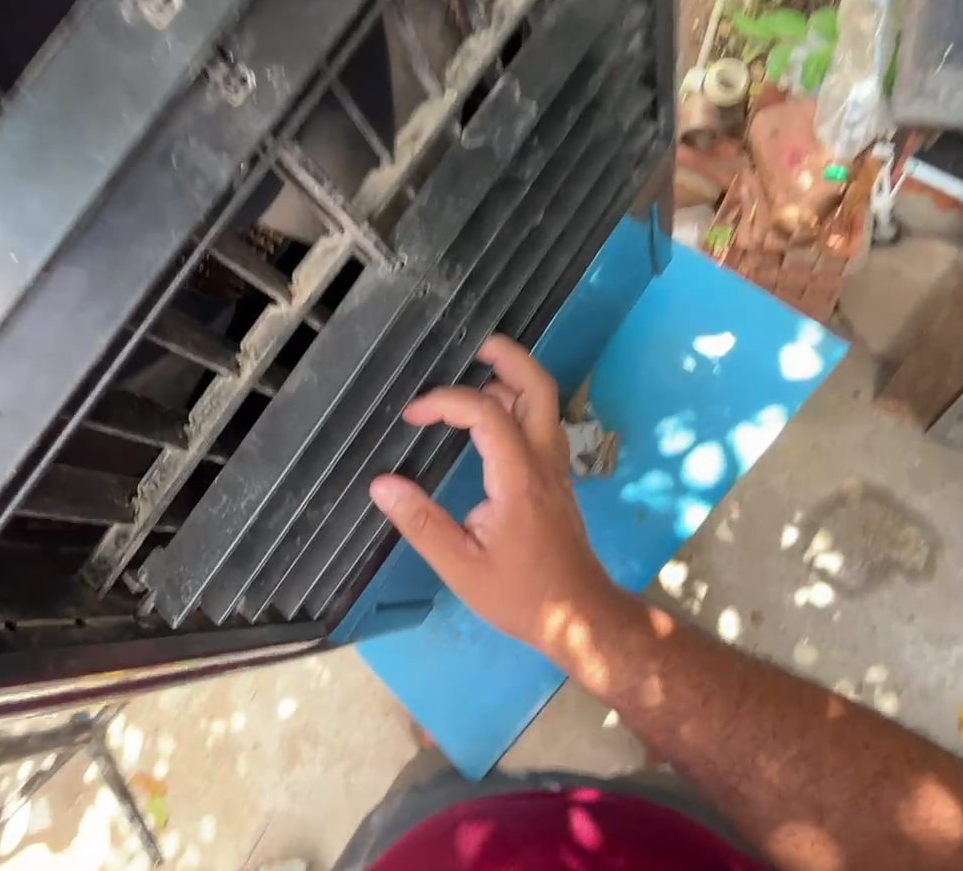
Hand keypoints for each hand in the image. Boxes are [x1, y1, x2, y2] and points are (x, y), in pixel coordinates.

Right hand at [369, 334, 625, 653]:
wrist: (581, 616)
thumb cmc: (521, 594)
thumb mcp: (461, 567)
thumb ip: (421, 522)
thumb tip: (381, 483)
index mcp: (518, 477)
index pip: (487, 412)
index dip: (445, 402)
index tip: (413, 416)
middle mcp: (544, 460)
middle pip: (539, 387)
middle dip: (508, 357)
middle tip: (475, 346)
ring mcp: (556, 466)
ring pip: (545, 402)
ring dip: (513, 379)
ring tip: (474, 378)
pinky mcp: (557, 477)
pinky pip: (542, 423)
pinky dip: (519, 403)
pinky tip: (492, 418)